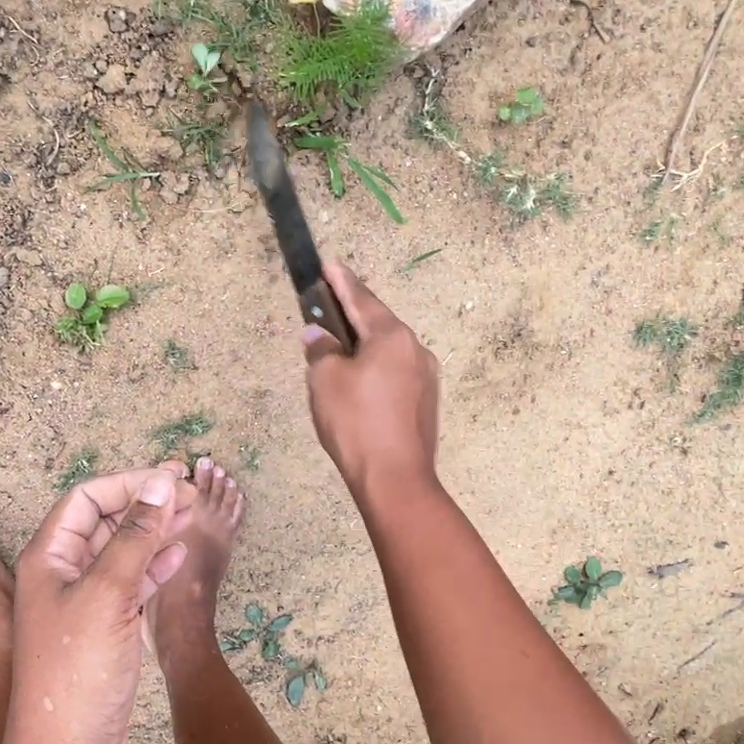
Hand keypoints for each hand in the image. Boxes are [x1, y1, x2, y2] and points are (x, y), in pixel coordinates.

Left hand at [6, 466, 192, 743]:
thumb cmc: (78, 670)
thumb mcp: (107, 593)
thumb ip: (134, 537)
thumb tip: (159, 483)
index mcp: (48, 556)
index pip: (87, 498)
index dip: (127, 483)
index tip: (171, 480)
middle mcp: (62, 573)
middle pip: (105, 521)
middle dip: (144, 504)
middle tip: (189, 495)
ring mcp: (84, 603)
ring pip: (122, 552)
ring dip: (153, 532)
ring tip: (190, 516)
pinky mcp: (105, 629)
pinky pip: (131, 584)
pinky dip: (154, 567)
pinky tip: (177, 555)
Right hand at [303, 262, 439, 494]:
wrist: (395, 478)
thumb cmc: (355, 422)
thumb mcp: (325, 380)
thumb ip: (320, 350)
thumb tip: (318, 337)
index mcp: (392, 336)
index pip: (361, 299)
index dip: (341, 281)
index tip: (329, 264)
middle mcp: (415, 349)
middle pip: (377, 323)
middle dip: (351, 315)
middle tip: (326, 306)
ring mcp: (426, 377)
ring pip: (387, 350)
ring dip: (362, 345)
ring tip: (337, 349)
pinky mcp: (425, 402)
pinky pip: (394, 372)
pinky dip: (374, 368)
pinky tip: (357, 381)